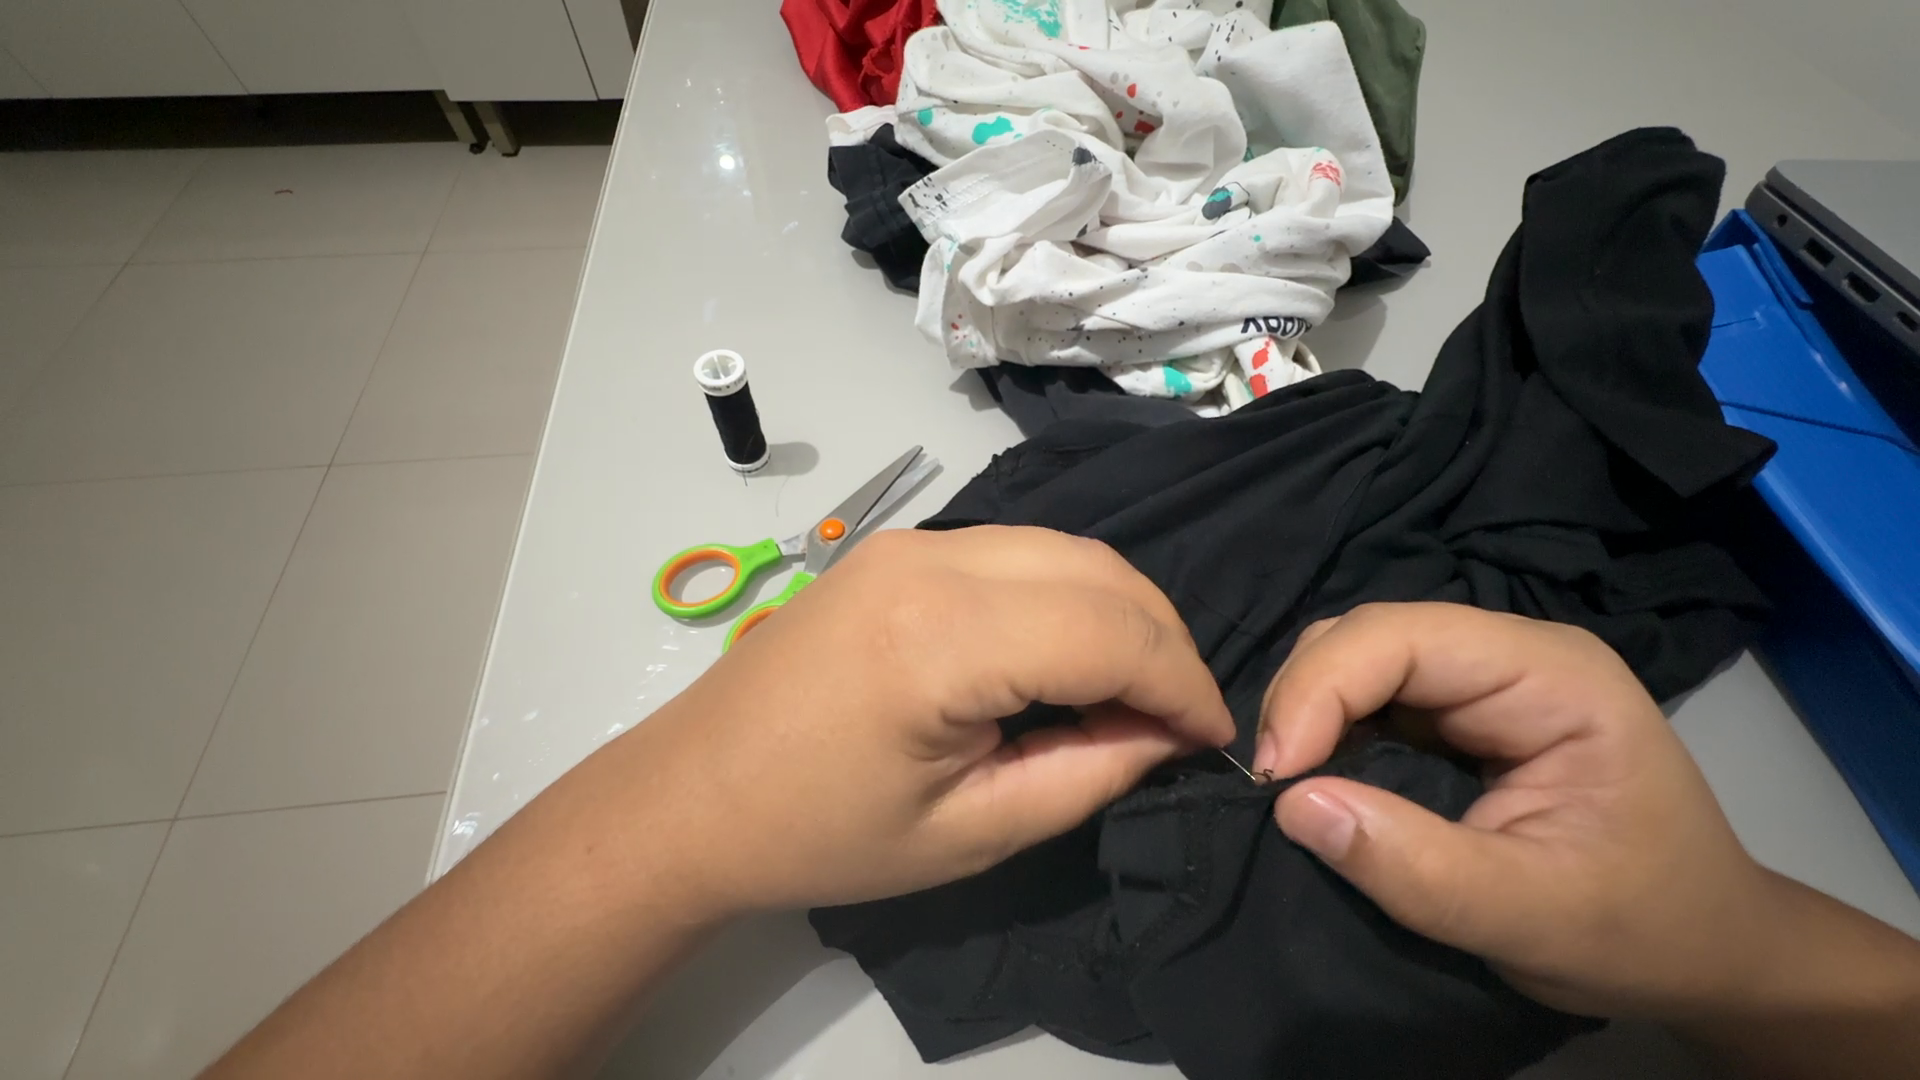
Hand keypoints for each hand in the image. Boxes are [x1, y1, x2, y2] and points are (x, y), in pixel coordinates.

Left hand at [622, 525, 1234, 915]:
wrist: (693, 792)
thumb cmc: (821, 832)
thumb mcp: (971, 831)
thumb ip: (1088, 772)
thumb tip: (1165, 733)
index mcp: (942, 638)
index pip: (1110, 631)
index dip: (1181, 683)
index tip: (1211, 737)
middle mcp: (930, 561)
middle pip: (1098, 570)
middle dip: (1161, 639)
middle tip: (1178, 714)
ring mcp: (909, 542)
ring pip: (1062, 549)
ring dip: (1117, 611)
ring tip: (1131, 688)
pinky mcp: (895, 547)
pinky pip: (1016, 552)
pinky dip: (1065, 594)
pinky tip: (1066, 651)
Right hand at [1251, 602, 1778, 1019]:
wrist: (1703, 951)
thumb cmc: (1646, 933)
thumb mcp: (1539, 920)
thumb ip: (1419, 868)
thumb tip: (1292, 805)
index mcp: (1548, 675)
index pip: (1398, 639)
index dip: (1320, 691)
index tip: (1276, 775)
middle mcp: (1504, 653)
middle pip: (1363, 635)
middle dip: (1302, 698)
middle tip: (1273, 782)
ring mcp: (1473, 676)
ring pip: (1348, 654)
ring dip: (1302, 710)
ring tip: (1288, 778)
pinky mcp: (1447, 705)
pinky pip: (1358, 690)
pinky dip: (1318, 726)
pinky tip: (1315, 770)